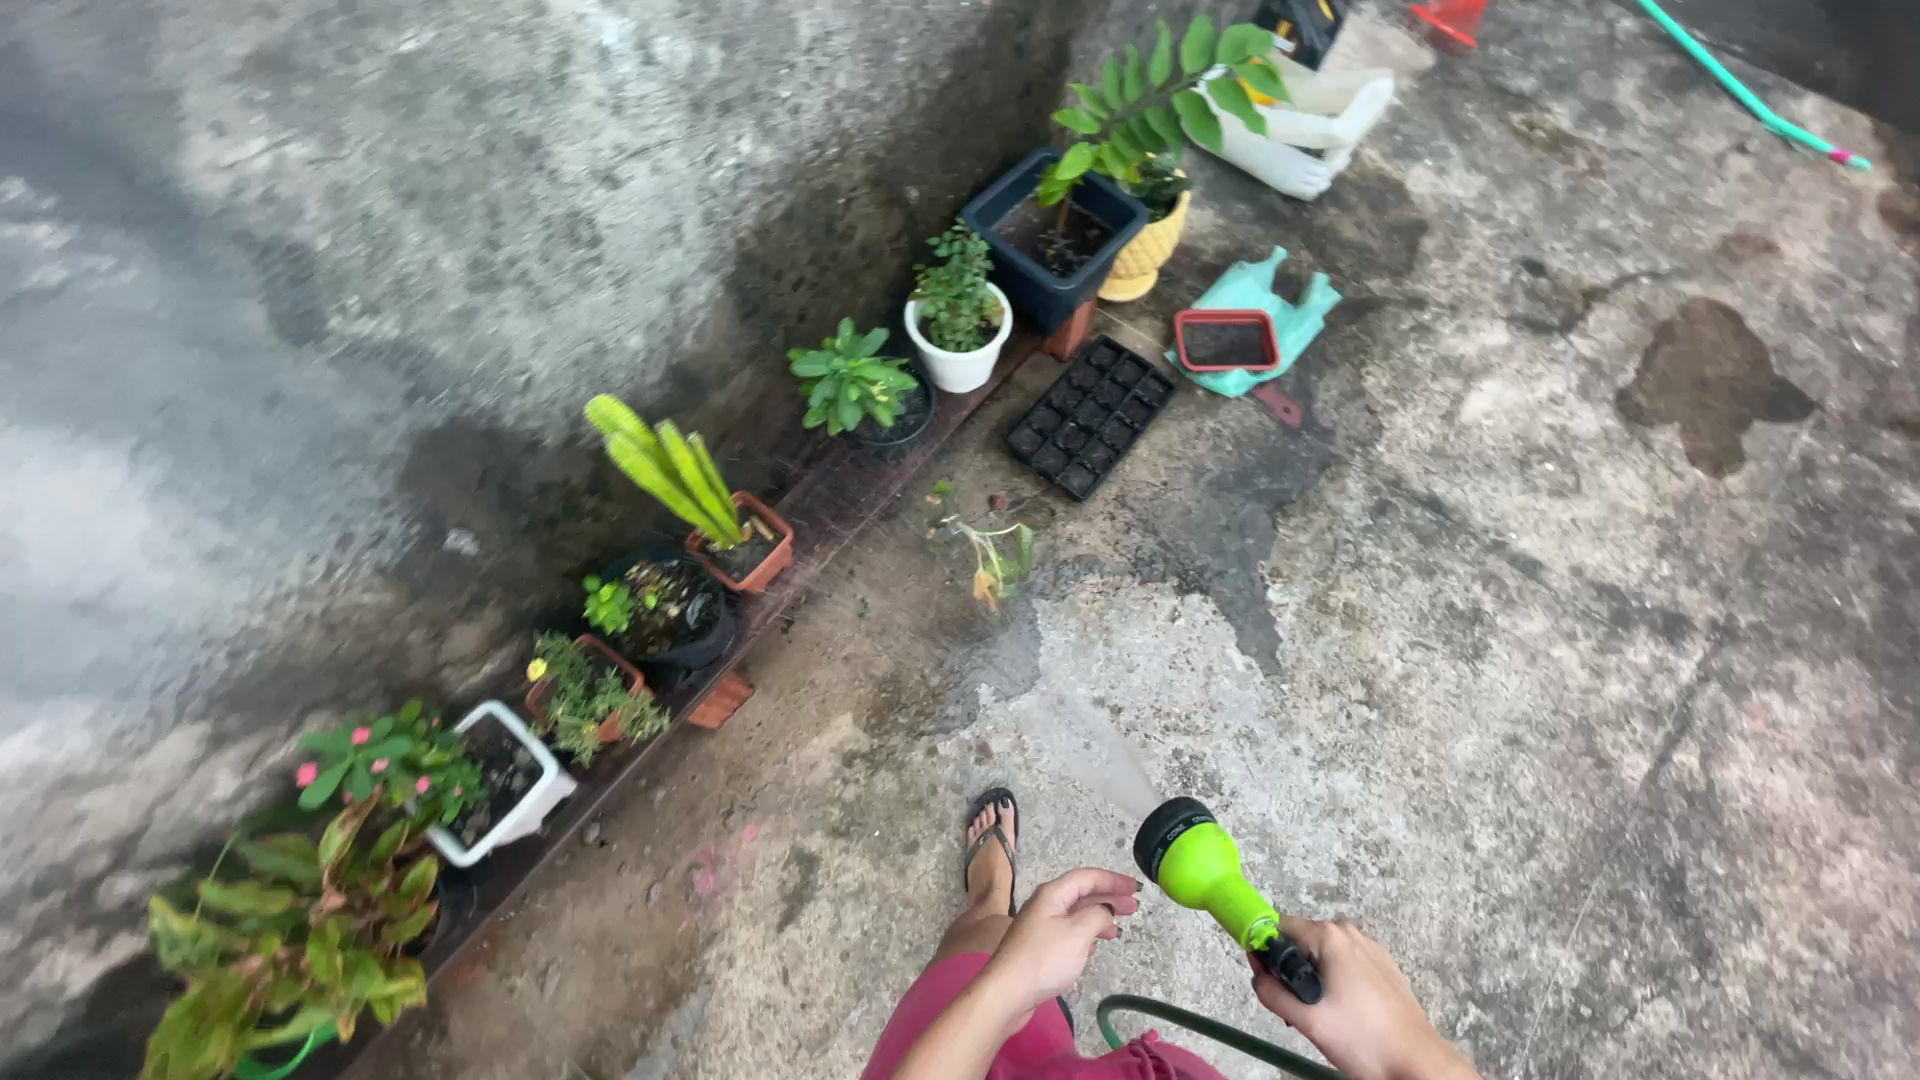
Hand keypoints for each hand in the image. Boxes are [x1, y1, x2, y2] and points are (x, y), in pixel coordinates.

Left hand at [978, 868, 1140, 1015]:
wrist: (1008, 991)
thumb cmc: (1045, 958)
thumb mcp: (1078, 933)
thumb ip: (1097, 916)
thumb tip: (1104, 912)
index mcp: (1053, 893)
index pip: (1087, 877)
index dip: (1112, 879)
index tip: (1134, 887)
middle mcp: (1046, 904)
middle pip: (1082, 894)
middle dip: (1109, 898)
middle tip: (1134, 907)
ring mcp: (1042, 925)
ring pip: (1076, 914)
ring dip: (1099, 917)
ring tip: (1119, 930)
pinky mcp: (1041, 946)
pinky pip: (1069, 932)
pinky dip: (1086, 934)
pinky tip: (1095, 946)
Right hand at [1250, 917, 1479, 1079]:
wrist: (1421, 1067)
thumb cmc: (1363, 1040)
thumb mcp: (1307, 1021)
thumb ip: (1271, 993)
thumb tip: (1257, 975)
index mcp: (1328, 935)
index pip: (1278, 928)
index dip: (1266, 953)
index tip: (1269, 983)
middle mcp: (1348, 931)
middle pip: (1301, 940)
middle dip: (1291, 969)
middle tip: (1298, 1008)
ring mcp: (1370, 947)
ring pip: (1324, 954)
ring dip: (1314, 977)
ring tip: (1324, 1015)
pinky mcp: (1384, 966)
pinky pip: (1346, 963)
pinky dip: (1337, 980)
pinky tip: (1347, 1013)